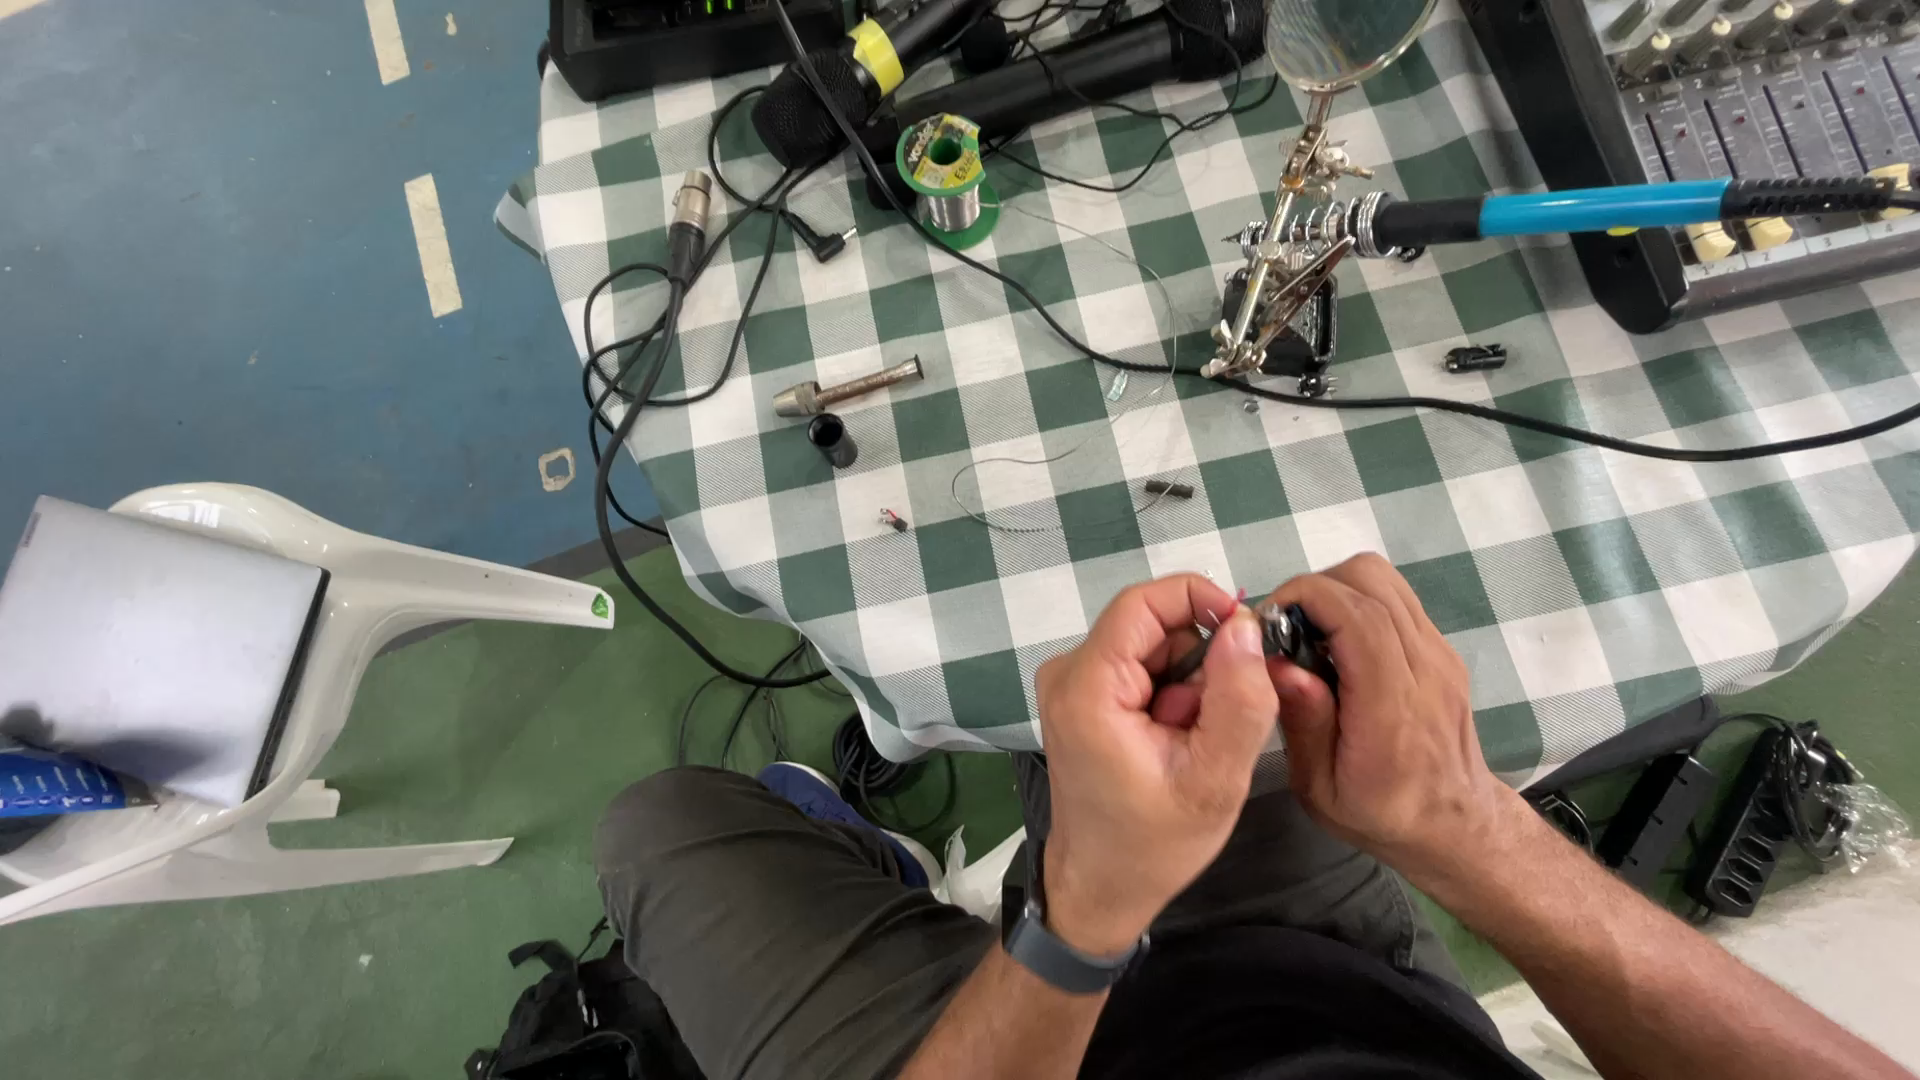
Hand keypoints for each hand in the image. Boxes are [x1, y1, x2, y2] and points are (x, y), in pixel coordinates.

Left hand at [1033, 575, 1277, 955]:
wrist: (1100, 885)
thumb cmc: (1153, 843)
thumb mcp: (1215, 779)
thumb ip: (1239, 699)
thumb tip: (1245, 625)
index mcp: (1087, 687)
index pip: (1141, 603)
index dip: (1198, 599)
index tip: (1248, 630)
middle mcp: (1067, 672)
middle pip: (1150, 626)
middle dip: (1198, 661)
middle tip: (1217, 721)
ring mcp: (1069, 683)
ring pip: (1150, 647)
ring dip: (1186, 683)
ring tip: (1189, 741)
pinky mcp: (1080, 696)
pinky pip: (1139, 668)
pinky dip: (1168, 694)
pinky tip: (1172, 740)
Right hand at [1266, 554, 1522, 889]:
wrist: (1457, 827)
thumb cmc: (1381, 813)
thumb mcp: (1321, 788)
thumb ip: (1304, 723)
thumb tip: (1278, 663)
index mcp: (1393, 704)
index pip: (1357, 614)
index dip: (1304, 598)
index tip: (1266, 622)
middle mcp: (1425, 665)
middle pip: (1369, 579)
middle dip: (1313, 588)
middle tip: (1284, 628)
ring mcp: (1439, 651)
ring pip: (1382, 578)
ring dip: (1333, 590)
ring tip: (1307, 631)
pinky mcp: (1439, 648)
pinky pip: (1391, 597)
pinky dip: (1352, 601)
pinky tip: (1334, 642)